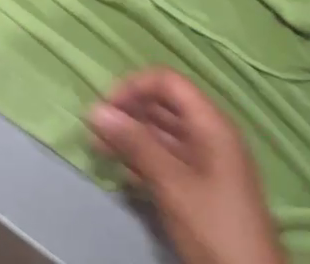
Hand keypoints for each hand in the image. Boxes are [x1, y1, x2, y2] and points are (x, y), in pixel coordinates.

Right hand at [88, 69, 285, 263]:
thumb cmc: (213, 226)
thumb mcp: (171, 184)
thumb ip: (135, 144)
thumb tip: (96, 109)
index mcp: (211, 125)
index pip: (167, 82)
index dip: (134, 87)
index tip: (106, 108)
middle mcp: (210, 135)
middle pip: (163, 106)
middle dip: (128, 113)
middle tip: (95, 131)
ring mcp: (207, 162)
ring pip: (162, 134)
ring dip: (131, 137)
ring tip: (99, 150)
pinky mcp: (200, 186)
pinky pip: (167, 159)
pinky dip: (143, 159)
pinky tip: (123, 173)